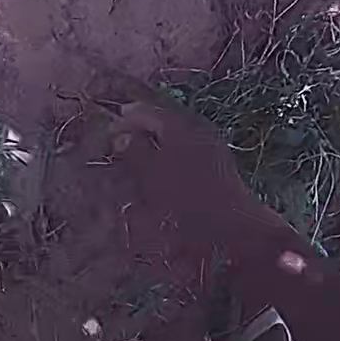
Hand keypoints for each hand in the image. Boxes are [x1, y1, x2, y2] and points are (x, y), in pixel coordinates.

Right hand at [111, 100, 294, 260]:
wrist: (232, 230)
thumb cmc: (185, 199)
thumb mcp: (150, 173)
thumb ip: (134, 150)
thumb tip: (122, 135)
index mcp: (181, 125)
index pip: (148, 110)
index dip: (125, 119)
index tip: (107, 134)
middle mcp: (198, 130)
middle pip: (163, 122)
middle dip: (140, 131)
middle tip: (118, 146)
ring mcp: (211, 148)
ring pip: (174, 138)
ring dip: (153, 147)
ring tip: (134, 164)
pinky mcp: (216, 168)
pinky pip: (184, 154)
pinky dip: (167, 159)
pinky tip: (158, 177)